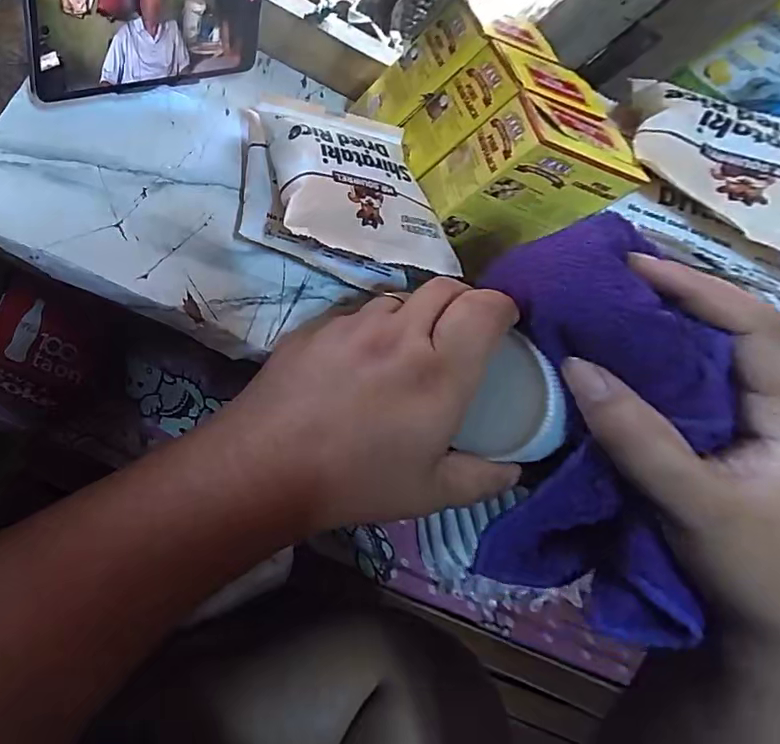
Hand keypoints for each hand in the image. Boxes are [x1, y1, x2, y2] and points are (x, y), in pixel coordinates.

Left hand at [203, 278, 524, 532]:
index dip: (501, 306)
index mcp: (437, 371)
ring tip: (406, 347)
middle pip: (443, 287)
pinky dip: (372, 324)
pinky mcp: (316, 323)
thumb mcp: (430, 492)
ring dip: (414, 313)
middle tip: (461, 331)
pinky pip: (356, 311)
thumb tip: (512, 468)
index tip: (503, 323)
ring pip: (398, 297)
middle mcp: (397, 333)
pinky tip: (359, 357)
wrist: (267, 462)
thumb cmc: (356, 481)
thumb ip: (481, 477)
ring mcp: (351, 323)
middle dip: (463, 300)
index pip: (483, 306)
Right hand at [562, 255, 779, 660]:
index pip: (761, 327)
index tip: (636, 266)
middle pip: (738, 337)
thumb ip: (638, 436)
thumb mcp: (698, 506)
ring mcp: (760, 439)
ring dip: (664, 337)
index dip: (702, 288)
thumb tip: (575, 364)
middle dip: (679, 301)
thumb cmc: (768, 576)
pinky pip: (695, 398)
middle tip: (612, 283)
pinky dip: (656, 375)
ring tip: (608, 316)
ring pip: (714, 368)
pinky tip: (620, 375)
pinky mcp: (734, 459)